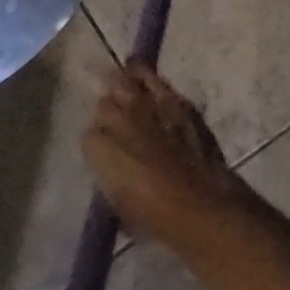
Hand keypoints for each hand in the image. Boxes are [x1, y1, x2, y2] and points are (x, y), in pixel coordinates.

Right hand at [82, 62, 250, 242]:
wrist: (201, 203)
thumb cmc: (157, 216)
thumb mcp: (121, 207)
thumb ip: (112, 181)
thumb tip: (115, 173)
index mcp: (98, 149)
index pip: (88, 135)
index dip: (98, 143)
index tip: (106, 150)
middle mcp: (117, 120)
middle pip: (104, 103)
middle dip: (108, 111)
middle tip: (115, 120)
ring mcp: (147, 105)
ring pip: (124, 80)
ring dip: (122, 83)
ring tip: (122, 80)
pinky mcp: (174, 100)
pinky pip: (153, 78)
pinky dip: (146, 76)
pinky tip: (141, 72)